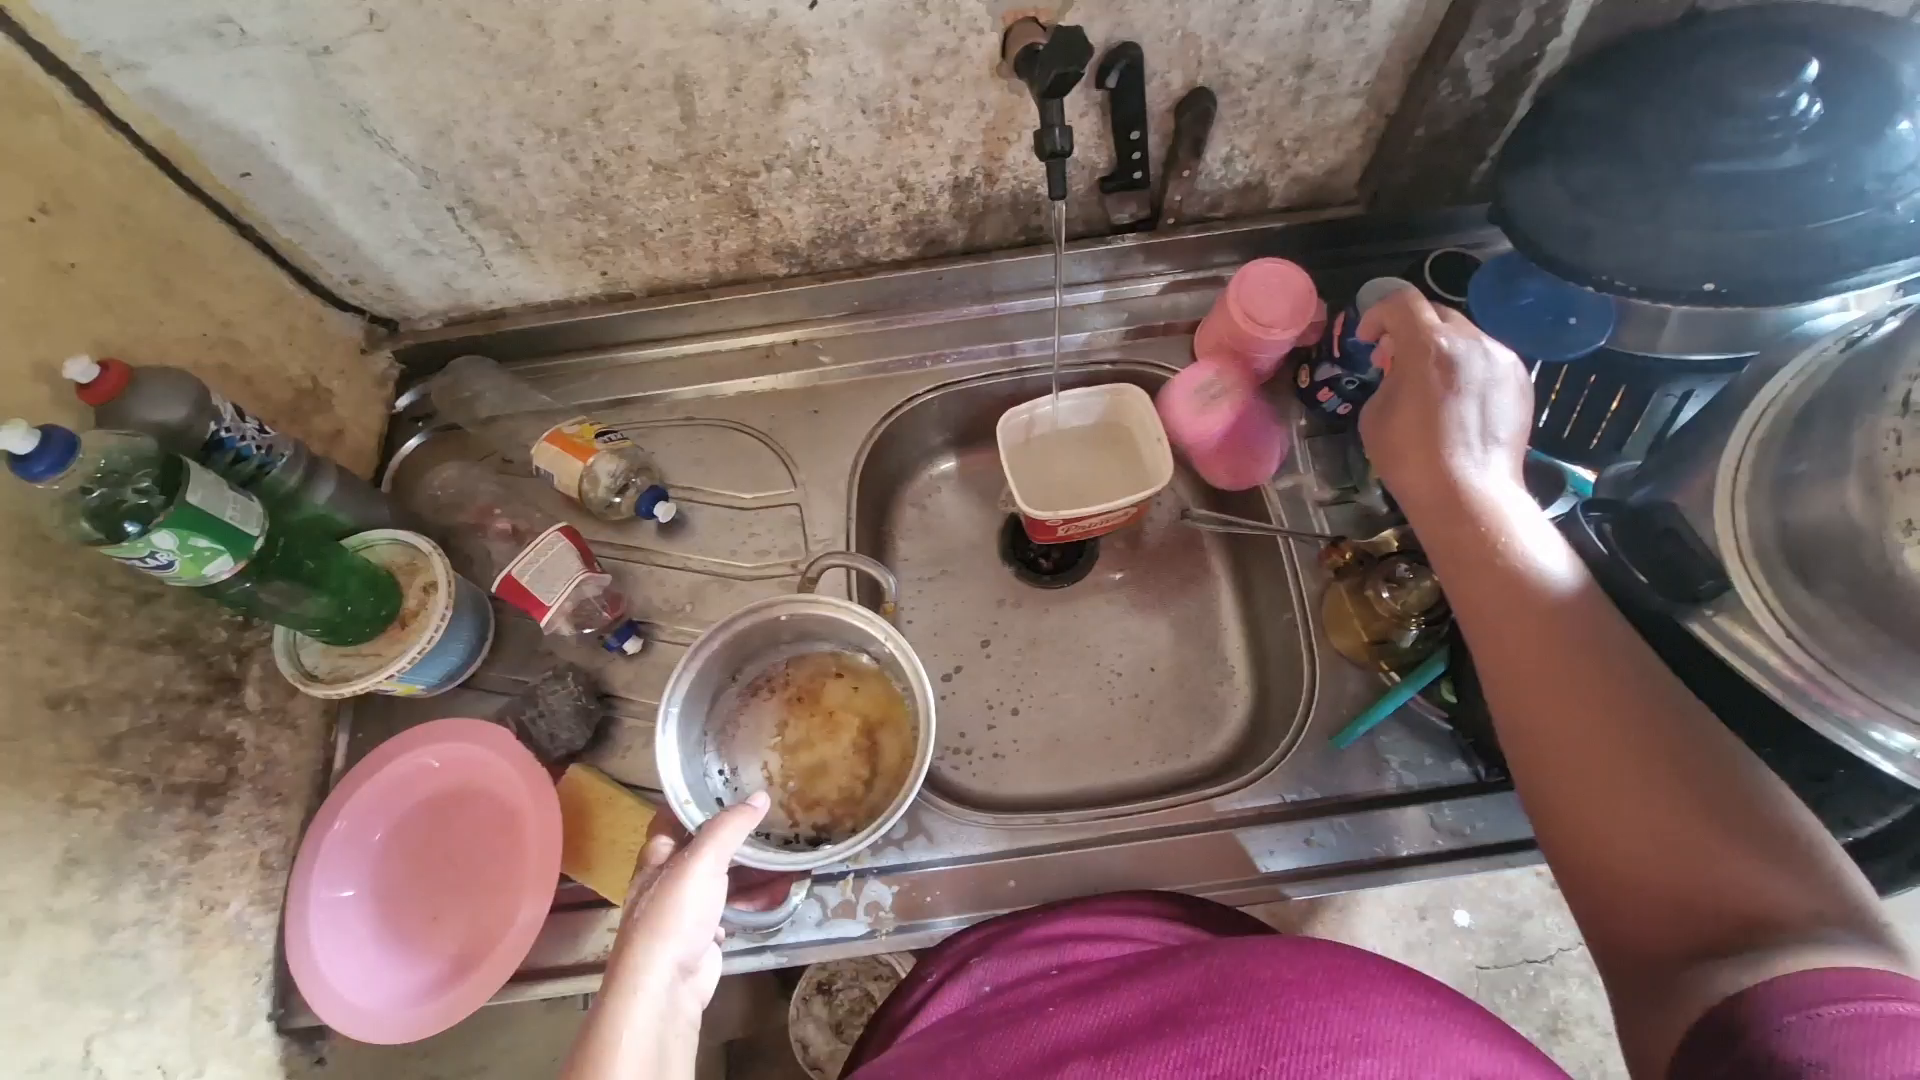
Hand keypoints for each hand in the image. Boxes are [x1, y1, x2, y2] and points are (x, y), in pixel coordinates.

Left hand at [563, 792, 799, 1079]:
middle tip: (766, 813)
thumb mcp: (702, 859)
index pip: (673, 817)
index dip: (697, 799)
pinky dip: (751, 897)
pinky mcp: (704, 934)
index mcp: (656, 856)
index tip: (729, 781)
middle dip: (732, 833)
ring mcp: (686, 909)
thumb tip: (760, 796)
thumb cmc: (675, 913)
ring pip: (721, 877)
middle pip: (702, 846)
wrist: (666, 986)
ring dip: (748, 866)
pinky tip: (774, 887)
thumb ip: (730, 826)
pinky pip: (731, 906)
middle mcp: (667, 879)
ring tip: (781, 847)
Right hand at [1356, 288, 1534, 520]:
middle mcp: (1471, 341)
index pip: (1400, 301)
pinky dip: (1465, 367)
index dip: (1376, 314)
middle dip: (1408, 330)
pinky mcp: (1519, 380)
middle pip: (1435, 314)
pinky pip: (1486, 359)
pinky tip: (1456, 402)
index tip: (1368, 341)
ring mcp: (1501, 359)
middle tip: (1393, 361)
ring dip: (1439, 348)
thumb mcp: (1376, 412)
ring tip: (1427, 384)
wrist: (1467, 492)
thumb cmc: (1409, 457)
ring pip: (1464, 335)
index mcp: (1428, 346)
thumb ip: (1389, 377)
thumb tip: (1401, 368)